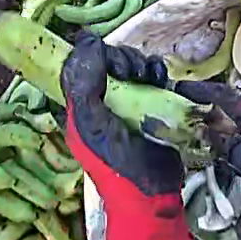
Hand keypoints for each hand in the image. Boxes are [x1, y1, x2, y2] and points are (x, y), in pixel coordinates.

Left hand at [62, 32, 194, 239]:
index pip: (81, 62)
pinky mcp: (153, 106)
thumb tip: (87, 42)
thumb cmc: (114, 165)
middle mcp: (102, 98)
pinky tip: (161, 80)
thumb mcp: (90, 125)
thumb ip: (84, 84)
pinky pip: (153, 78)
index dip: (94, 53)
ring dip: (140, 64)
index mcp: (80, 103)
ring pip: (132, 65)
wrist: (150, 197)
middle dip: (121, 58)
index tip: (108, 58)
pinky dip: (157, 72)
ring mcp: (128, 101)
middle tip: (131, 72)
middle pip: (109, 59)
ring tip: (148, 77)